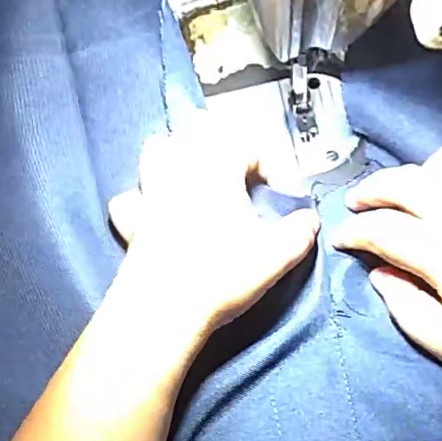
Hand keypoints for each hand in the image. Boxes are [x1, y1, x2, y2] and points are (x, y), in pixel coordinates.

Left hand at [107, 115, 320, 338]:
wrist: (165, 308)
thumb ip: (299, 232)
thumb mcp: (276, 255)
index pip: (252, 145)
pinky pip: (132, 198)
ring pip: (158, 150)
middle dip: (225, 148)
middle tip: (245, 178)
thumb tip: (309, 222)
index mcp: (216, 164)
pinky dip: (144, 201)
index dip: (276, 166)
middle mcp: (179, 168)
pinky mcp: (132, 223)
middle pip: (199, 132)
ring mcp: (150, 193)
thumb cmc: (220, 275)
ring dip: (180, 158)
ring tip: (199, 181)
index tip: (286, 196)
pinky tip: (156, 213)